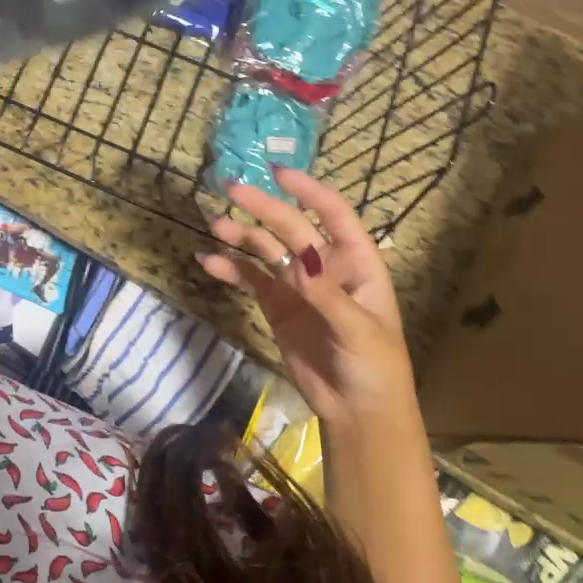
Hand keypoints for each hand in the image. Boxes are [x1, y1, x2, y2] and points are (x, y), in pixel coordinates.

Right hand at [197, 168, 415, 427]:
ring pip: (265, 249)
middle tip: (231, 189)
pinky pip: (249, 279)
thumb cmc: (375, 366)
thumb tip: (298, 261)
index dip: (309, 192)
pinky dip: (228, 268)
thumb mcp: (359, 331)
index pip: (334, 215)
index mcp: (357, 263)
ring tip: (215, 225)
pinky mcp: (275, 305)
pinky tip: (207, 262)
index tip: (279, 174)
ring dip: (241, 235)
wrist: (356, 409)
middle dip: (263, 207)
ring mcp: (297, 285)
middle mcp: (325, 266)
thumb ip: (327, 295)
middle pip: (291, 227)